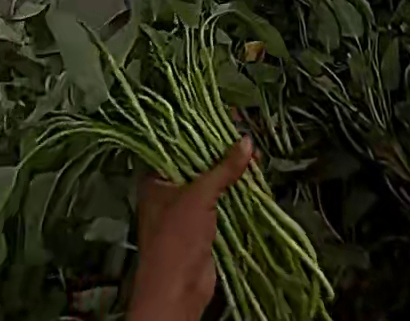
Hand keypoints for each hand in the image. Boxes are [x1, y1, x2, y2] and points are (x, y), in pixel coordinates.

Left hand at [129, 135, 253, 320]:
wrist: (177, 295)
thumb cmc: (176, 240)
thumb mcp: (199, 195)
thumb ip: (224, 167)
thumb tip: (247, 141)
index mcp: (156, 177)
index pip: (177, 141)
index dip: (199, 125)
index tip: (222, 113)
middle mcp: (168, 188)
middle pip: (197, 158)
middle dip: (221, 147)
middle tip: (243, 132)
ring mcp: (185, 206)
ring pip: (211, 177)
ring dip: (232, 167)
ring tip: (254, 153)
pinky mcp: (202, 223)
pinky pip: (220, 196)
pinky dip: (235, 187)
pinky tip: (252, 175)